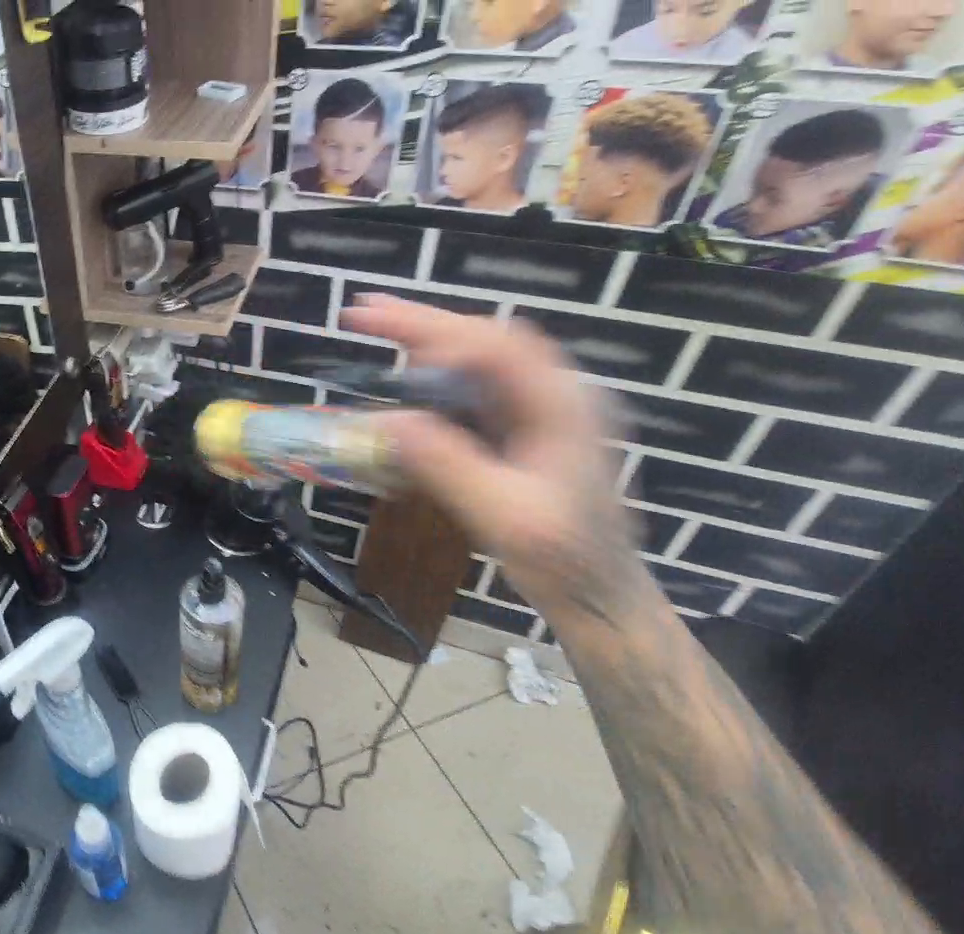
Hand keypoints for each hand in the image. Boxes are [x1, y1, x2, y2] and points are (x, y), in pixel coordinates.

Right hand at [339, 295, 641, 616]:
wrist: (601, 591)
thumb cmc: (561, 558)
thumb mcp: (503, 515)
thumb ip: (448, 465)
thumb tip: (388, 421)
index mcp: (561, 406)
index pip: (497, 346)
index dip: (436, 330)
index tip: (379, 325)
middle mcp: (556, 395)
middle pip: (487, 340)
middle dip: (425, 323)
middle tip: (363, 311)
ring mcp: (544, 411)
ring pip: (483, 359)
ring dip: (430, 342)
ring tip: (377, 329)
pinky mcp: (529, 430)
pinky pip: (481, 387)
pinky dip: (440, 375)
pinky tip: (410, 379)